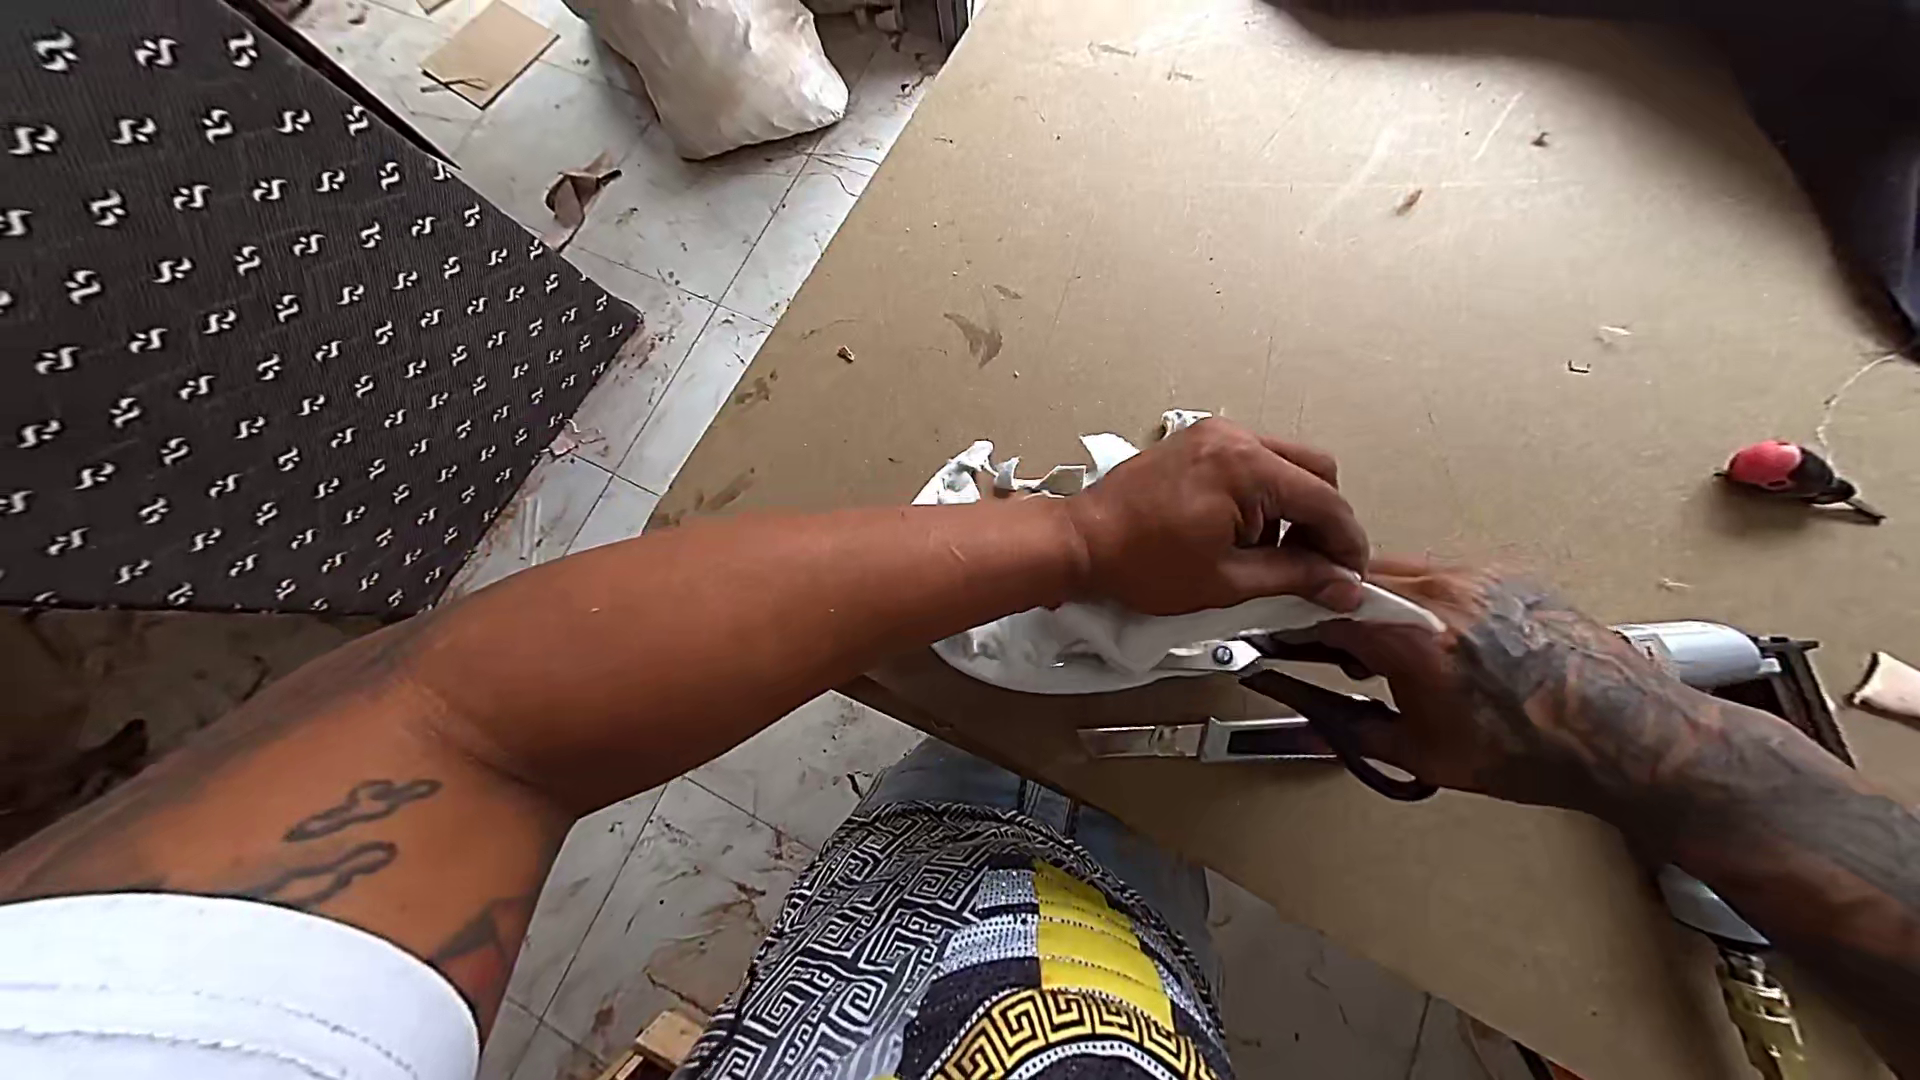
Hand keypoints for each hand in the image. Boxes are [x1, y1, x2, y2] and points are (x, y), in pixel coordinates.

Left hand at [1062, 418, 1369, 615]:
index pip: (1325, 502)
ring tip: (1264, 552)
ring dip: (1288, 506)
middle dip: (1320, 520)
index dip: (1346, 545)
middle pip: (1313, 471)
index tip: (1347, 577)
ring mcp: (1209, 435)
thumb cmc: (1135, 561)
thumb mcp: (1225, 580)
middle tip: (1311, 565)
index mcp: (1245, 467)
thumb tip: (1339, 585)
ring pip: (1282, 463)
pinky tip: (1238, 530)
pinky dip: (1257, 492)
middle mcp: (1232, 438)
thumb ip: (1293, 578)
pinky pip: (1248, 460)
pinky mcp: (1192, 442)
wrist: (1080, 542)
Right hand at [1316, 559, 1724, 822]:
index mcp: (1416, 639)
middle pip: (1346, 581)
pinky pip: (1429, 571)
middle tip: (1331, 646)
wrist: (1635, 741)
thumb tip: (1296, 707)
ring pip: (1385, 569)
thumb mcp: (1417, 751)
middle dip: (1327, 610)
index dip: (1286, 623)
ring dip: (1367, 602)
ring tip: (1388, 647)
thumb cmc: (1540, 751)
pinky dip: (1411, 597)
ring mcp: (1474, 578)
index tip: (1273, 632)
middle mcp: (1443, 596)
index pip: (1318, 612)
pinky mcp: (1501, 574)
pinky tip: (1430, 634)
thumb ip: (1339, 724)